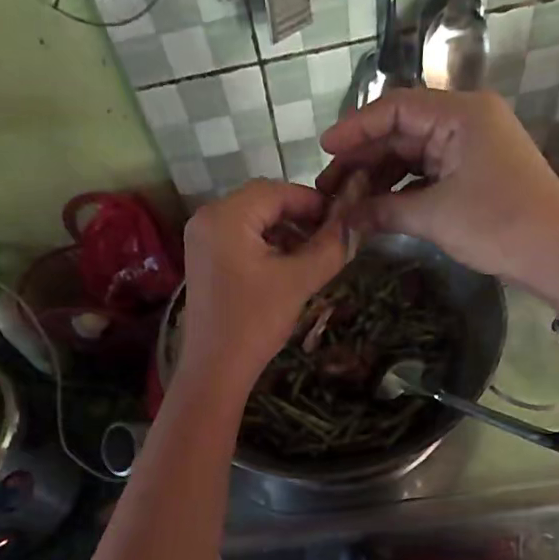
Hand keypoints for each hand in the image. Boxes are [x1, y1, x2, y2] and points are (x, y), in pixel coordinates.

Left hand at [179, 180, 348, 390]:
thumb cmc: (255, 322)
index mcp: (225, 217)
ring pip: (252, 219)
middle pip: (262, 202)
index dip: (313, 202)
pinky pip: (239, 237)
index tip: (342, 219)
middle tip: (329, 237)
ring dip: (284, 231)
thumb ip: (331, 245)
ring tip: (312, 254)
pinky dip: (265, 244)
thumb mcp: (299, 281)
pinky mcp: (203, 258)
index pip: (277, 191)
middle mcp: (206, 218)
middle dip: (299, 216)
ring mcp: (201, 239)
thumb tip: (358, 221)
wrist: (215, 368)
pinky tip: (287, 265)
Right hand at [317, 89, 558, 301]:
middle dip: (363, 158)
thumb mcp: (434, 216)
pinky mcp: (473, 171)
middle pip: (400, 130)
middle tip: (330, 186)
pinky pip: (426, 172)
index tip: (324, 150)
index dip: (355, 128)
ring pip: (411, 153)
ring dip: (379, 176)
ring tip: (347, 201)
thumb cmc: (498, 225)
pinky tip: (376, 207)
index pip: (394, 108)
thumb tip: (343, 218)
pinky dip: (400, 188)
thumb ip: (382, 210)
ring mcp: (470, 146)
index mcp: (460, 114)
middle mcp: (465, 121)